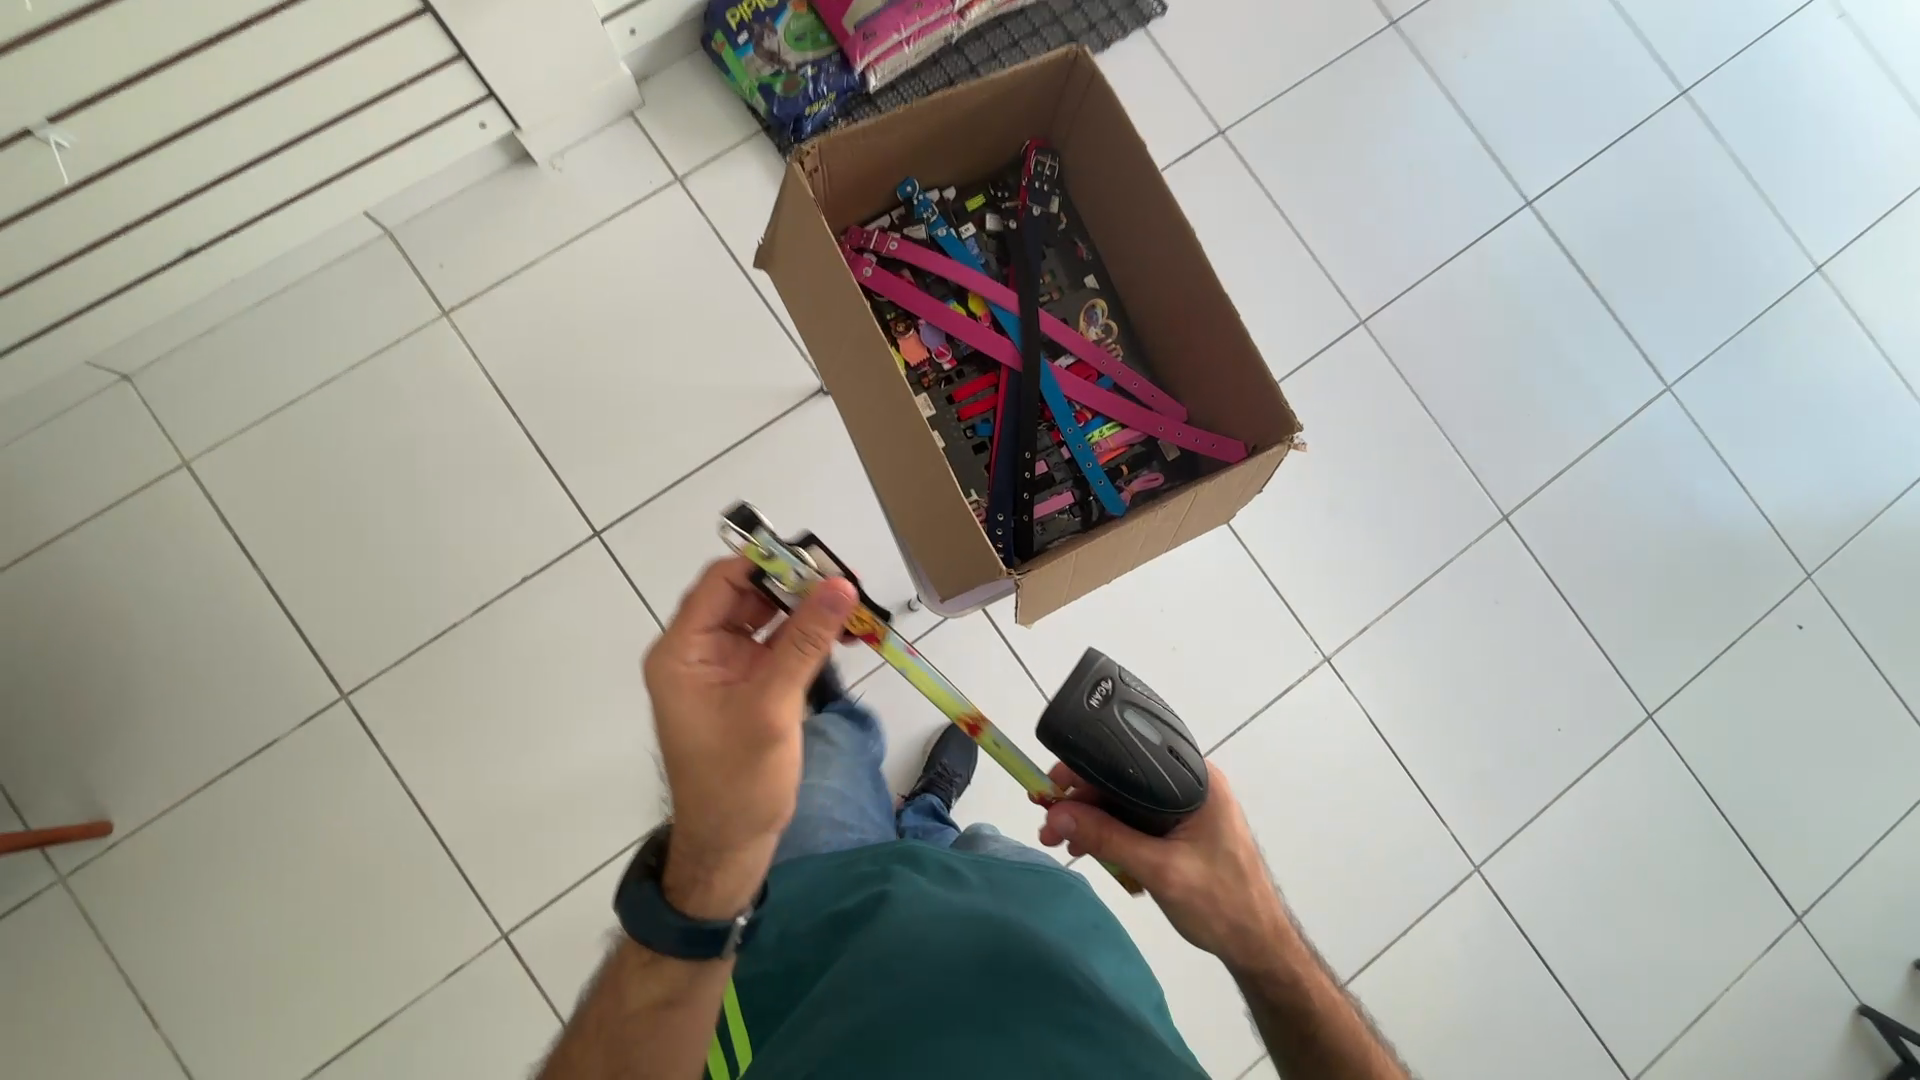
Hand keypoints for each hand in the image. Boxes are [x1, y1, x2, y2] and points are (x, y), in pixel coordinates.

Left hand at [642, 558, 855, 916]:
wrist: (730, 846)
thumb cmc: (738, 781)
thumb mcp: (771, 706)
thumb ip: (805, 641)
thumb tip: (841, 584)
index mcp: (683, 651)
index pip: (722, 582)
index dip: (768, 564)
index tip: (820, 562)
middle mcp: (700, 651)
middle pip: (747, 595)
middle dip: (796, 586)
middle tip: (846, 584)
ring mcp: (725, 669)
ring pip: (767, 618)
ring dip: (807, 611)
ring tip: (852, 609)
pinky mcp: (748, 685)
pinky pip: (778, 646)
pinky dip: (808, 638)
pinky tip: (842, 637)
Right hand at [1037, 761, 1294, 962]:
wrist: (1260, 948)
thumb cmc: (1221, 905)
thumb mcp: (1159, 870)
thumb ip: (1108, 839)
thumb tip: (1056, 814)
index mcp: (1196, 779)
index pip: (1129, 759)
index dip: (1086, 768)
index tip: (1052, 786)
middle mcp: (1190, 784)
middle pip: (1123, 780)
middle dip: (1082, 802)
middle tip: (1048, 824)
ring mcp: (1185, 808)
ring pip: (1125, 802)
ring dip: (1092, 820)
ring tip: (1060, 841)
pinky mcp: (1180, 829)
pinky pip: (1136, 821)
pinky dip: (1111, 834)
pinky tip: (1088, 849)